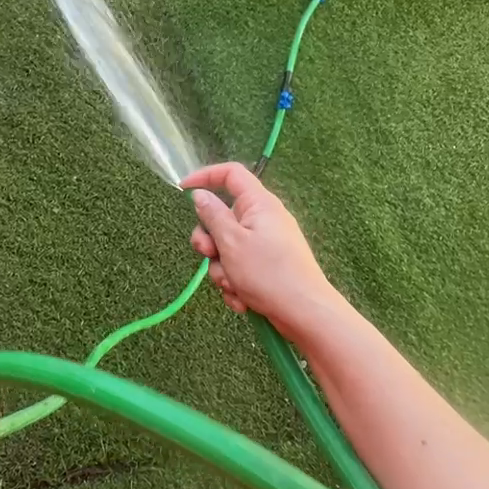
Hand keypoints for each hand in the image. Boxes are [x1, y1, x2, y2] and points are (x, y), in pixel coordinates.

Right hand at [182, 162, 346, 332]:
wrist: (305, 315)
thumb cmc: (268, 273)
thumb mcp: (231, 241)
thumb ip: (212, 215)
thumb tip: (199, 194)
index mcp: (259, 204)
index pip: (230, 174)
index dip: (205, 176)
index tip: (182, 189)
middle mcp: (263, 219)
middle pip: (222, 216)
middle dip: (209, 240)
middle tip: (208, 254)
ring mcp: (265, 244)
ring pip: (226, 247)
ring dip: (221, 268)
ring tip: (233, 285)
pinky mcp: (266, 266)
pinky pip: (238, 267)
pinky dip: (235, 282)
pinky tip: (242, 299)